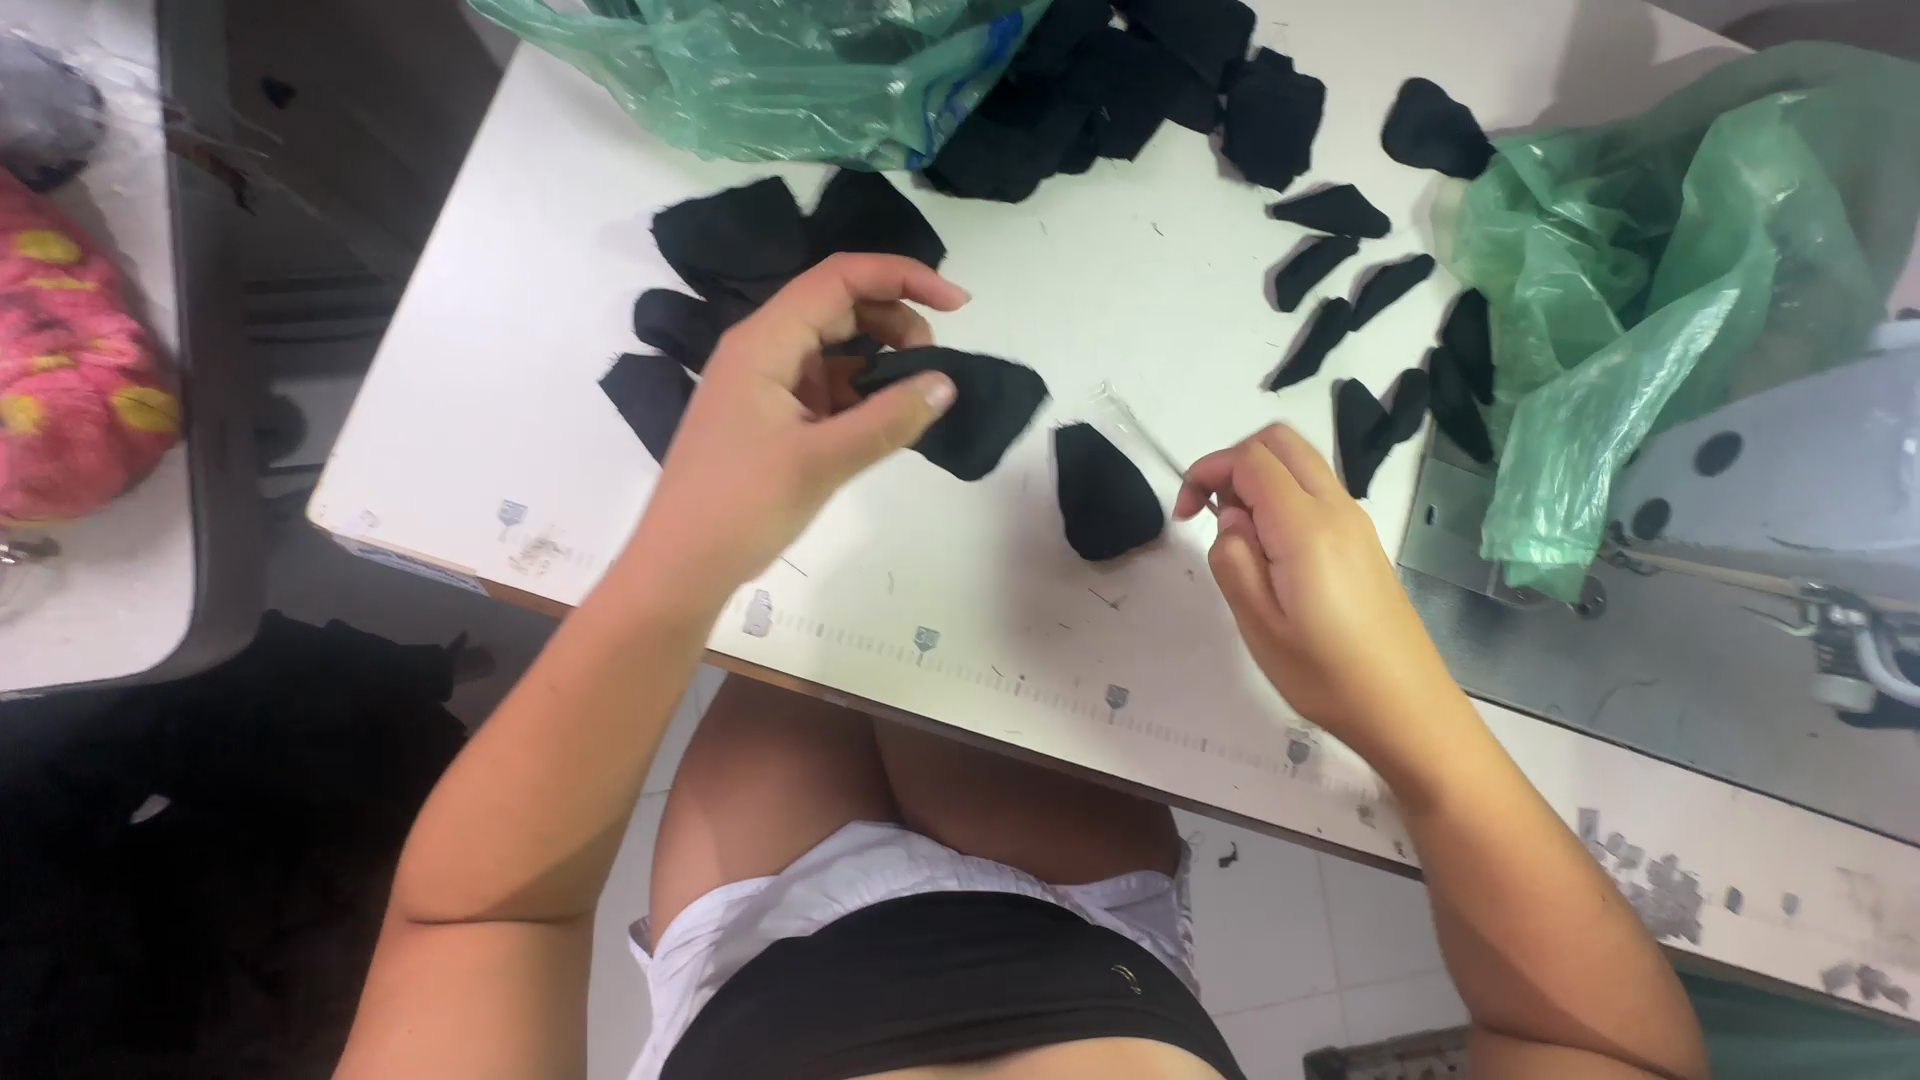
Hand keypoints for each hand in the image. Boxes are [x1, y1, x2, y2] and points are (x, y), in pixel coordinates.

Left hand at [616, 254, 965, 608]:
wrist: (682, 565)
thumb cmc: (741, 507)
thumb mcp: (821, 462)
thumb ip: (888, 419)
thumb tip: (946, 383)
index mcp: (764, 342)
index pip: (840, 279)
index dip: (903, 278)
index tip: (957, 304)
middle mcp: (763, 350)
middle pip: (838, 307)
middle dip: (895, 321)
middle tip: (934, 364)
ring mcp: (766, 385)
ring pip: (834, 350)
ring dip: (880, 361)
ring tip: (915, 396)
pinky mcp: (771, 418)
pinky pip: (825, 388)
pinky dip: (861, 395)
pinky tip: (887, 420)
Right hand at [1175, 425, 1458, 746]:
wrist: (1406, 709)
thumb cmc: (1324, 674)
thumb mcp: (1257, 625)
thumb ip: (1233, 559)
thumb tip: (1230, 518)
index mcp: (1307, 528)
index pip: (1251, 459)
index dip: (1208, 470)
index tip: (1185, 513)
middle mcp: (1337, 510)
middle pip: (1280, 442)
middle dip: (1232, 461)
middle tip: (1208, 511)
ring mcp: (1355, 523)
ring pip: (1300, 462)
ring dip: (1258, 477)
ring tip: (1236, 535)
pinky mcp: (1362, 541)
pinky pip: (1315, 491)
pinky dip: (1281, 496)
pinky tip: (1269, 550)